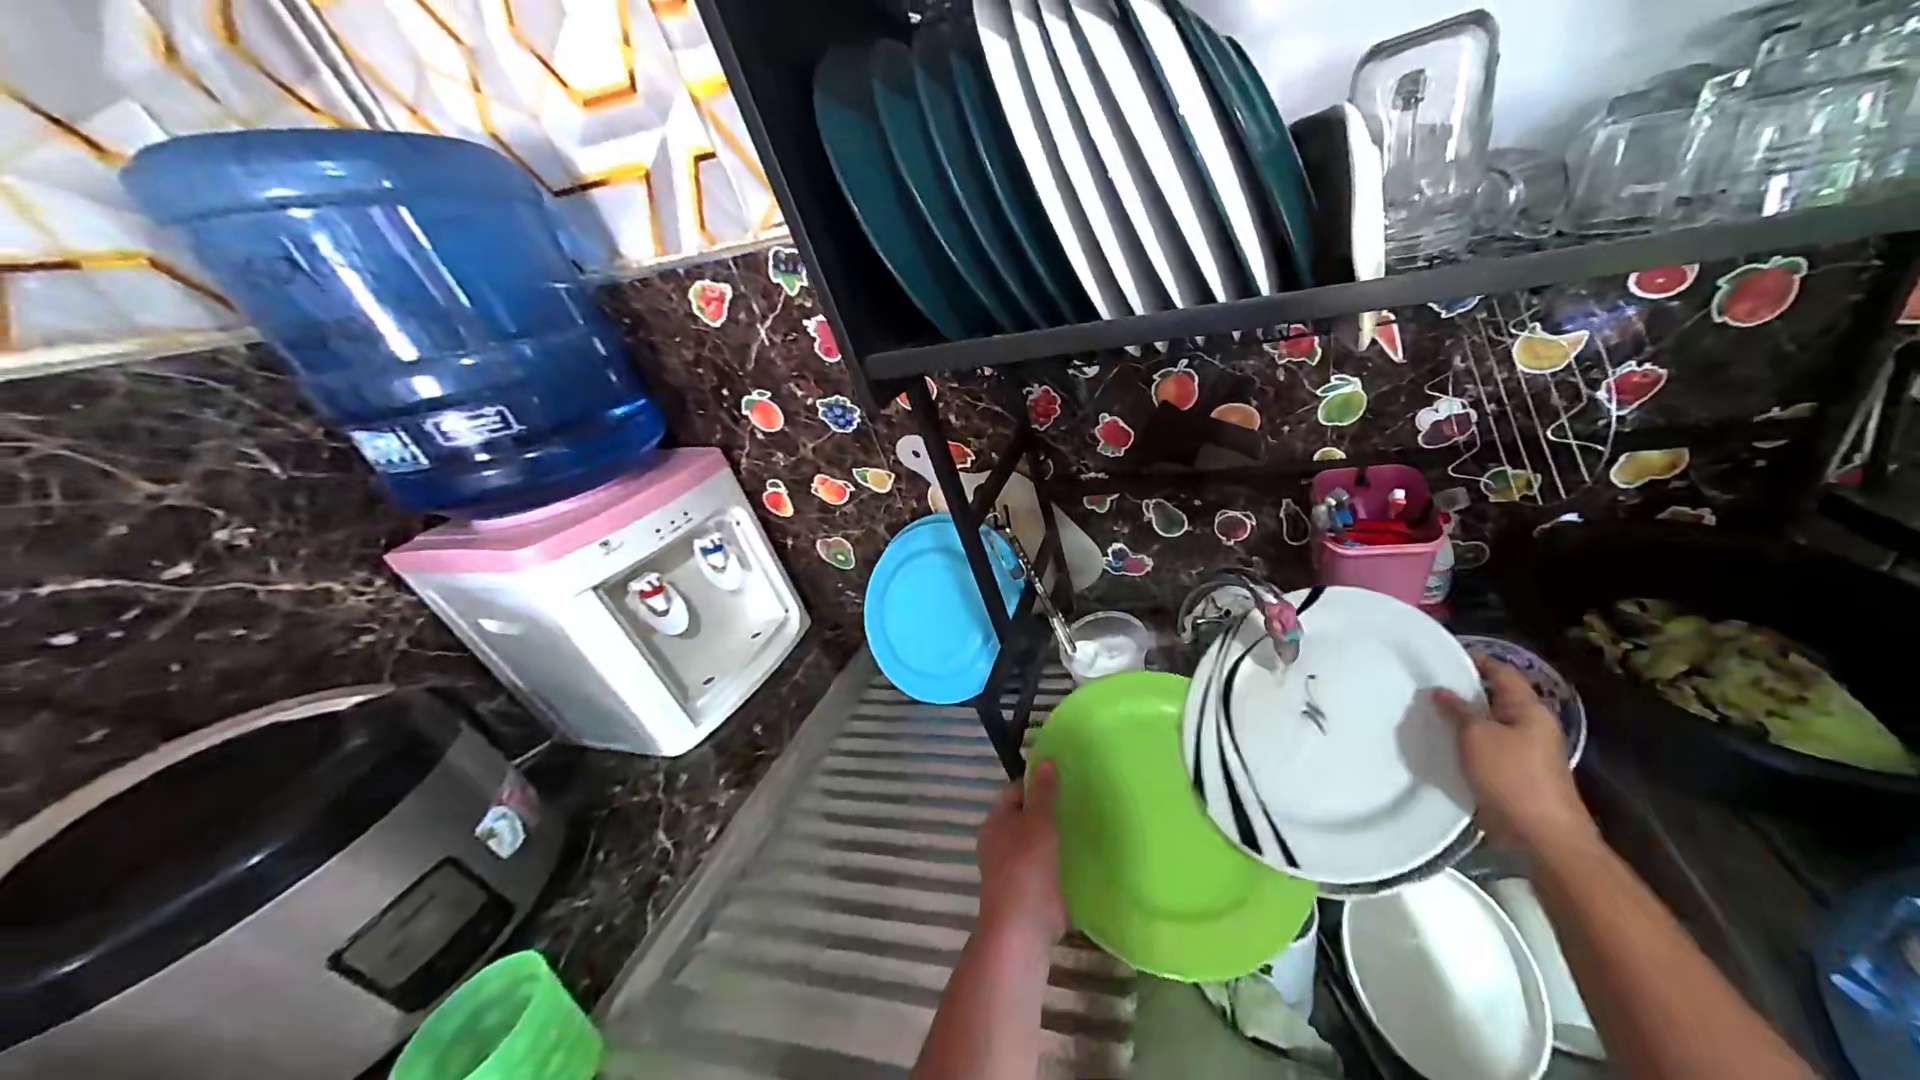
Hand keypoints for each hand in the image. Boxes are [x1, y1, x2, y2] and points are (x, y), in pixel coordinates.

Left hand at [976, 760, 1068, 944]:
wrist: (1022, 927)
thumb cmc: (1027, 866)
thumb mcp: (1038, 821)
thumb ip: (1044, 792)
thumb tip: (1046, 760)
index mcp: (995, 822)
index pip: (1015, 791)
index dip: (1038, 783)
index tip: (1066, 779)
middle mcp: (999, 843)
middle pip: (1026, 817)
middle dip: (1049, 811)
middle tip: (1080, 802)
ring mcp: (1013, 869)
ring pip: (1037, 843)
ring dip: (1057, 837)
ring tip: (1086, 826)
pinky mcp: (1029, 891)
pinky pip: (1046, 867)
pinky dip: (1061, 861)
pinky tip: (1084, 857)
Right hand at [1435, 656, 1598, 856]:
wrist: (1541, 835)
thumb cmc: (1511, 776)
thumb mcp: (1477, 736)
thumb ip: (1458, 710)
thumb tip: (1442, 691)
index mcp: (1529, 710)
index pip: (1502, 672)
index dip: (1476, 660)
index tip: (1443, 655)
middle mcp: (1530, 726)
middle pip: (1494, 697)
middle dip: (1462, 690)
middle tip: (1425, 684)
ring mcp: (1523, 751)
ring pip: (1487, 724)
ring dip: (1460, 718)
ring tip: (1426, 711)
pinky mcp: (1512, 773)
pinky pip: (1484, 747)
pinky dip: (1463, 741)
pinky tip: (1440, 743)